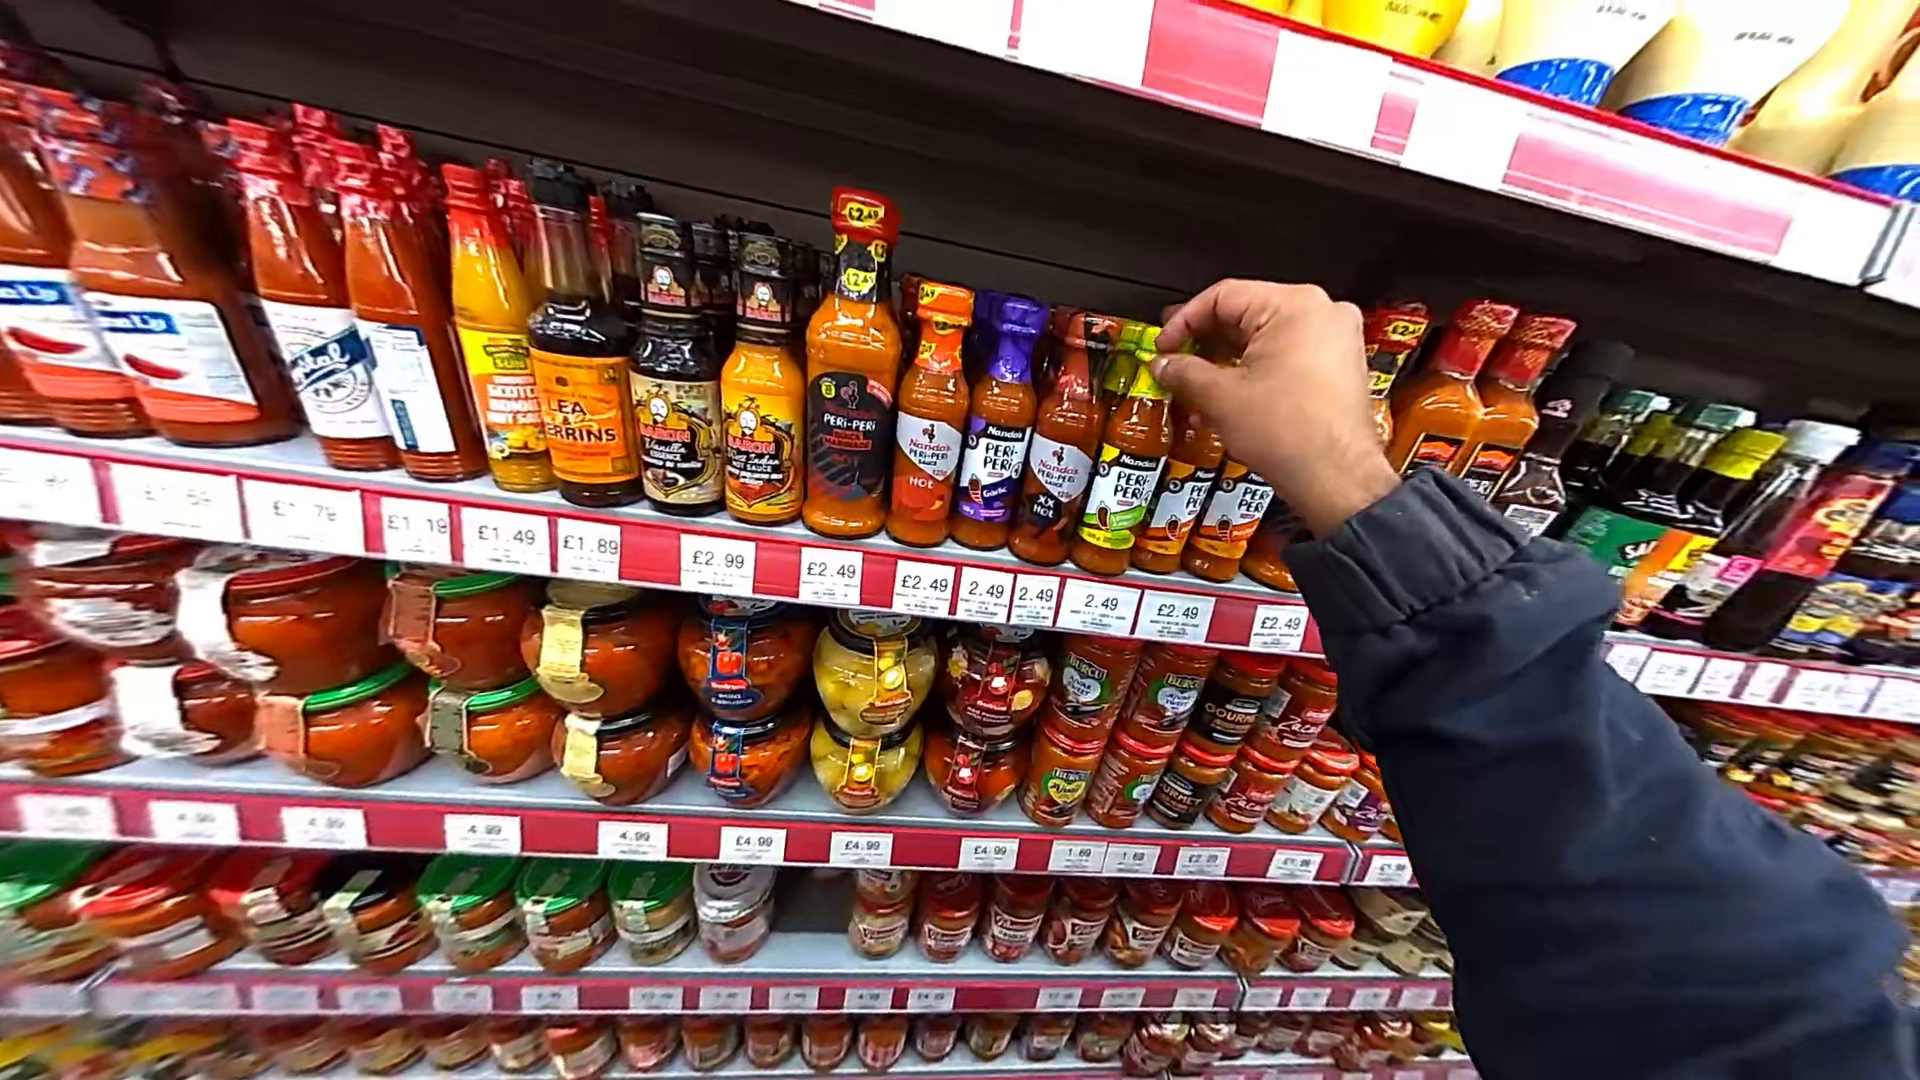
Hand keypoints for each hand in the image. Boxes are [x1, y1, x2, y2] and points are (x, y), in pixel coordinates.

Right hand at [1154, 280, 1399, 535]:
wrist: (1334, 475)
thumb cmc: (1291, 432)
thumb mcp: (1219, 397)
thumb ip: (1183, 372)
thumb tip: (1163, 364)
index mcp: (1295, 307)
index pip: (1223, 296)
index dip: (1183, 320)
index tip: (1164, 344)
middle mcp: (1321, 314)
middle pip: (1245, 315)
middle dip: (1202, 340)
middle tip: (1173, 355)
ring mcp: (1333, 340)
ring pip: (1262, 339)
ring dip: (1222, 360)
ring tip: (1193, 383)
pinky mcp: (1335, 367)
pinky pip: (1282, 357)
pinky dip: (1249, 372)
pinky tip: (1223, 397)